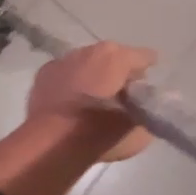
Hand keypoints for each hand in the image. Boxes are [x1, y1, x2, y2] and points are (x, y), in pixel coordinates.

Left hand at [26, 42, 155, 161]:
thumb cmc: (101, 134)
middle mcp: (89, 50)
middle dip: (119, 71)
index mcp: (115, 57)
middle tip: (124, 92)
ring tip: (98, 98)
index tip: (151, 79)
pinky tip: (73, 101)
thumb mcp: (139, 129)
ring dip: (94, 75)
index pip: (142, 56)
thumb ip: (146, 110)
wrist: (53, 143)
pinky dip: (73, 83)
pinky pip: (66, 74)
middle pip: (112, 56)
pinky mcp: (44, 73)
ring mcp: (63, 59)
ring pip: (87, 62)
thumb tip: (145, 105)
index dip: (149, 68)